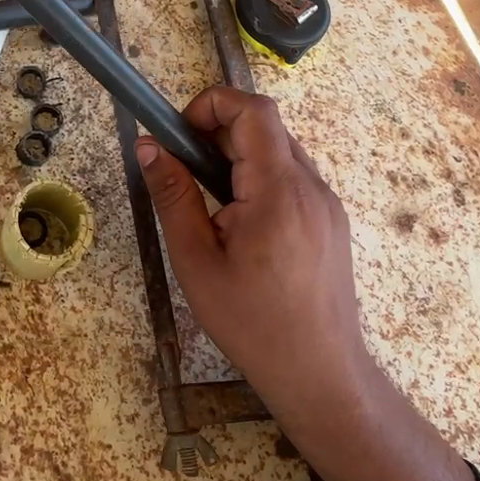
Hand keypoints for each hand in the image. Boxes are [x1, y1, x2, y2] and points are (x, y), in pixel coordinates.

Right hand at [135, 86, 365, 400]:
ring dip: (238, 155)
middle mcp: (312, 187)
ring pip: (279, 149)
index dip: (212, 104)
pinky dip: (259, 177)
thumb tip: (148, 146)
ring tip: (210, 200)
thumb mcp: (196, 259)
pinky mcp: (331, 221)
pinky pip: (292, 176)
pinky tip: (240, 221)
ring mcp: (326, 203)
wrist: (321, 375)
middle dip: (217, 132)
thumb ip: (172, 195)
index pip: (254, 111)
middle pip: (265, 126)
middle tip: (185, 171)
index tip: (180, 135)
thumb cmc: (251, 321)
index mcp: (279, 191)